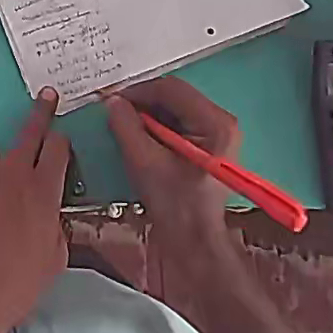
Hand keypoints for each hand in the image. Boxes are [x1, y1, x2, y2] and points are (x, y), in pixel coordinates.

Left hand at [0, 89, 70, 332]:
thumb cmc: (14, 285)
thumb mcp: (54, 256)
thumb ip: (55, 222)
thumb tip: (50, 211)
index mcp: (43, 189)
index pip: (58, 146)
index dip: (60, 142)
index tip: (58, 140)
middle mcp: (11, 173)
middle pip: (30, 129)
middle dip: (42, 112)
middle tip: (46, 99)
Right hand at [104, 77, 241, 261]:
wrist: (194, 242)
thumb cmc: (175, 205)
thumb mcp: (145, 163)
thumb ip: (127, 127)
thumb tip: (113, 102)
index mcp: (215, 123)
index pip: (171, 89)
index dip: (138, 91)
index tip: (111, 101)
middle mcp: (221, 122)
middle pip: (175, 96)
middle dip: (142, 102)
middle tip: (114, 112)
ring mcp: (216, 133)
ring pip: (174, 108)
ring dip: (147, 114)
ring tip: (123, 125)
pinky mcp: (207, 145)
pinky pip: (177, 123)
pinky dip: (155, 126)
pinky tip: (138, 137)